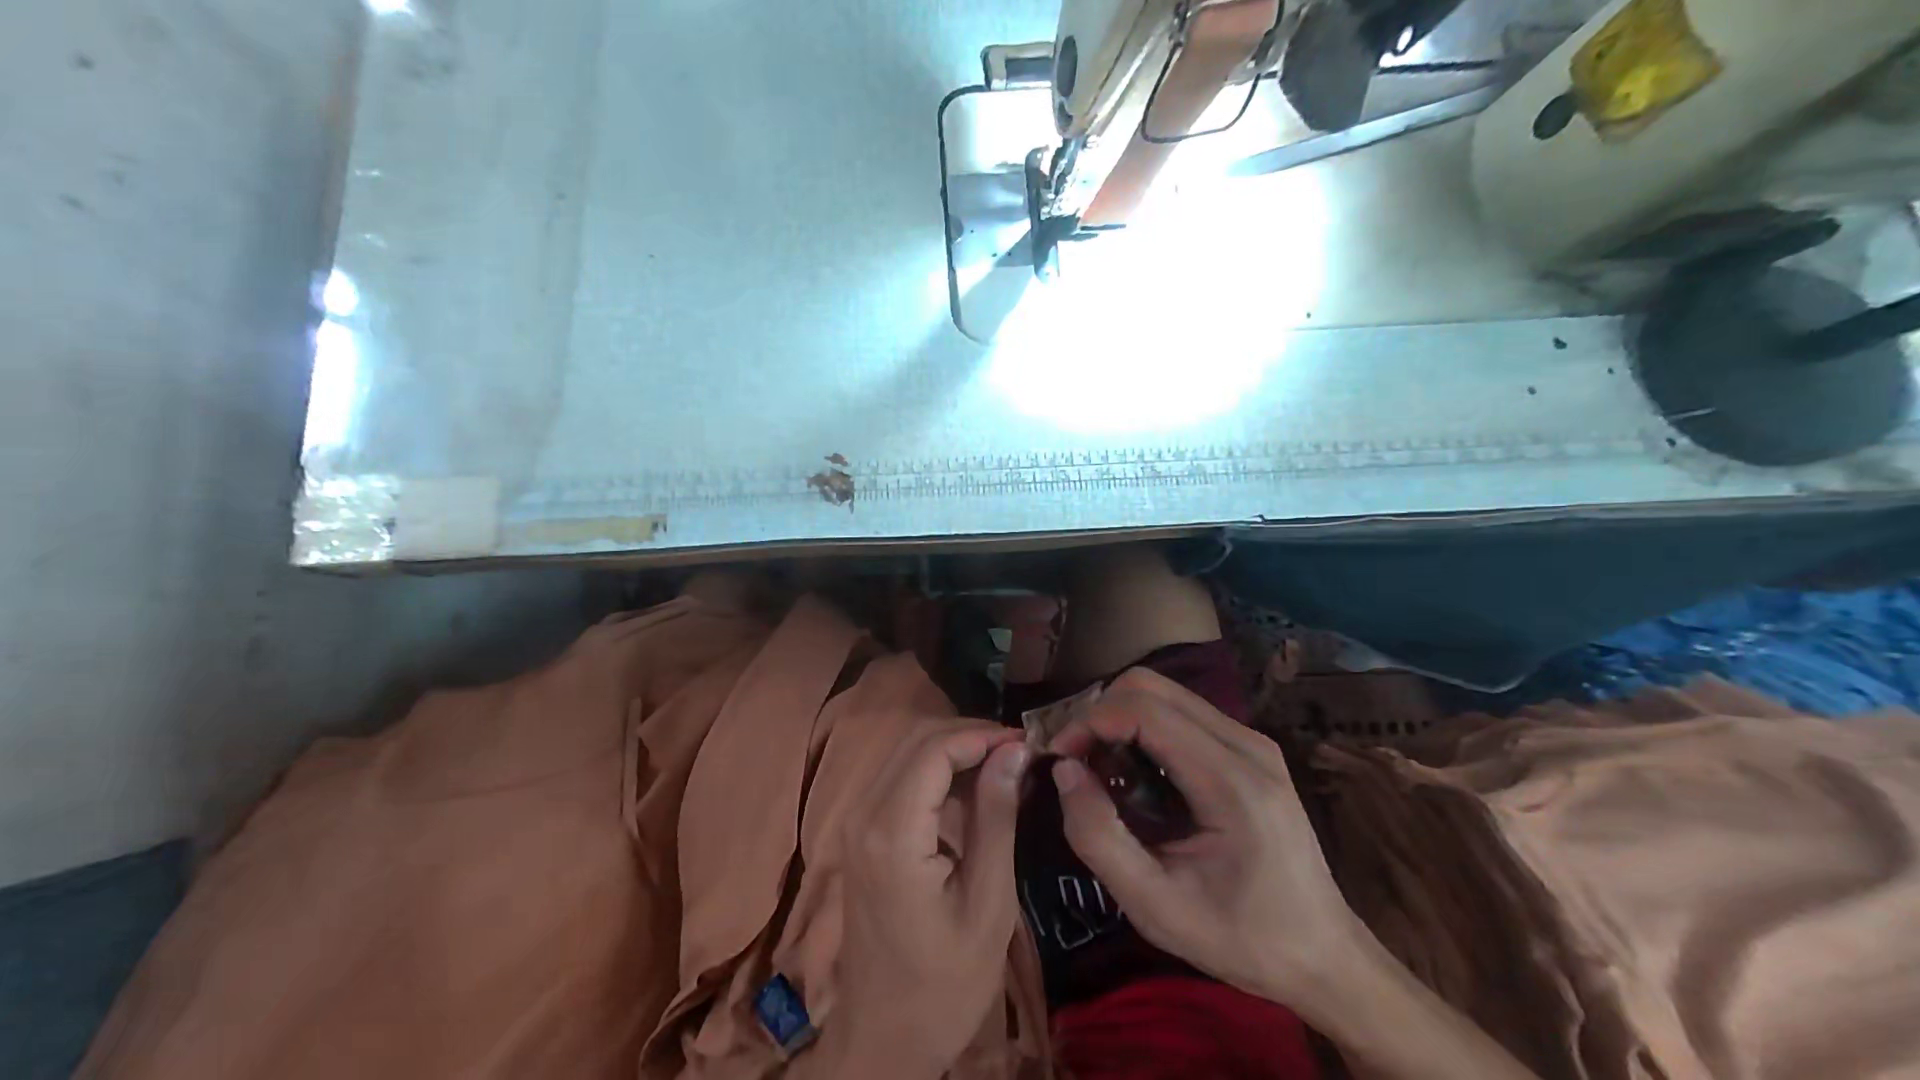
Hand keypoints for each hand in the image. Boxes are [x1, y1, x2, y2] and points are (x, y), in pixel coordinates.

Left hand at [819, 722, 1032, 1078]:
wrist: (884, 1038)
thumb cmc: (945, 983)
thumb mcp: (988, 903)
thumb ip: (996, 817)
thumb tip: (1014, 751)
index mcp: (893, 833)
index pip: (933, 749)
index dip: (981, 734)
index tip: (1026, 742)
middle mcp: (863, 815)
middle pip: (915, 742)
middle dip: (968, 735)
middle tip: (1019, 751)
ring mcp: (856, 824)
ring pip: (904, 754)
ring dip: (953, 749)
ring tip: (1004, 764)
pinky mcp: (861, 835)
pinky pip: (898, 780)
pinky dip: (936, 772)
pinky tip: (972, 788)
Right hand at [1049, 669, 1361, 1003]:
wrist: (1323, 956)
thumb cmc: (1240, 939)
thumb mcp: (1155, 907)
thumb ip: (1099, 837)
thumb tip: (1064, 771)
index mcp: (1232, 782)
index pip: (1145, 709)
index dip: (1089, 721)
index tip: (1059, 758)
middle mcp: (1247, 744)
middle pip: (1152, 686)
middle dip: (1099, 712)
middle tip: (1075, 761)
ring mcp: (1252, 742)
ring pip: (1165, 693)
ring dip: (1119, 717)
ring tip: (1098, 767)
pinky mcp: (1250, 749)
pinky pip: (1182, 712)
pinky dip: (1143, 726)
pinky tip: (1133, 771)